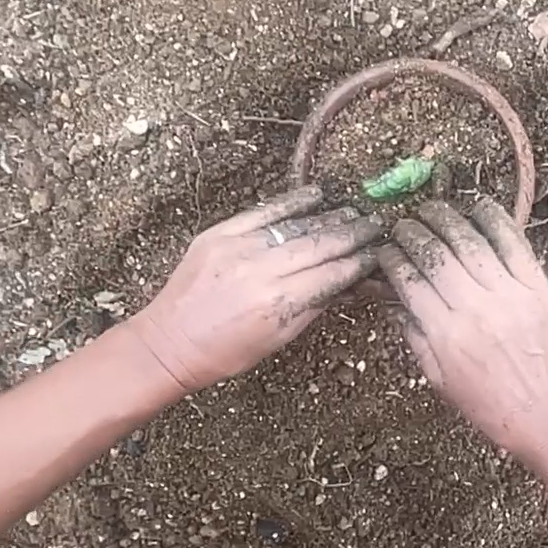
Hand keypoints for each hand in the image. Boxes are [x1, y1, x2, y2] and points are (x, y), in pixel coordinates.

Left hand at [132, 186, 382, 391]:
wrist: (169, 342)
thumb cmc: (225, 352)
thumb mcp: (278, 339)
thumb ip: (314, 306)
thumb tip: (347, 284)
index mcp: (278, 302)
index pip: (331, 274)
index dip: (358, 263)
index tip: (377, 254)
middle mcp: (260, 270)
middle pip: (319, 244)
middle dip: (353, 233)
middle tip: (376, 224)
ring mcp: (237, 248)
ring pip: (295, 226)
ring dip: (328, 217)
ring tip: (352, 211)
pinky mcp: (219, 234)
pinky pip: (262, 211)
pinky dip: (291, 202)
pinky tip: (315, 195)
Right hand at [377, 199, 547, 455]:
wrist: (544, 412)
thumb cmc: (486, 402)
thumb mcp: (437, 377)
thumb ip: (413, 334)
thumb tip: (391, 297)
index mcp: (446, 334)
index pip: (409, 281)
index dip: (392, 259)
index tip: (385, 250)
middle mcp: (476, 309)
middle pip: (436, 254)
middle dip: (413, 232)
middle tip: (403, 224)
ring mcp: (510, 295)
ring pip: (471, 241)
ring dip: (446, 218)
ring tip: (431, 209)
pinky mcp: (538, 287)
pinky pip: (513, 243)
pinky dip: (493, 219)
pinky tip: (477, 206)